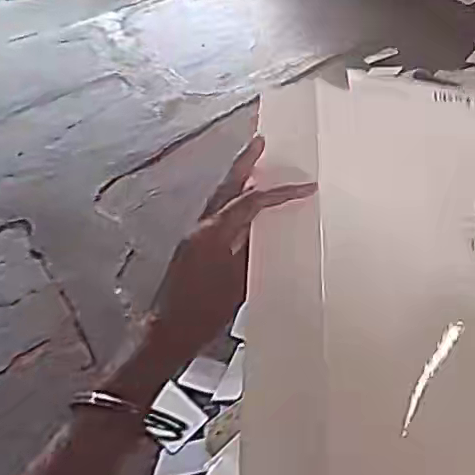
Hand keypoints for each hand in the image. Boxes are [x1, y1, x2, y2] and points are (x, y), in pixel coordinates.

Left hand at [102, 135, 314, 400]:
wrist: (166, 334)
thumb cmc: (206, 311)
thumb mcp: (241, 280)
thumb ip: (256, 249)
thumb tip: (274, 228)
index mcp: (213, 233)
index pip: (252, 201)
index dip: (282, 192)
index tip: (308, 187)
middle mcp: (200, 227)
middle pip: (227, 186)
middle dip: (244, 162)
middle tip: (261, 140)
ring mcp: (193, 235)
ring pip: (220, 197)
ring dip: (239, 178)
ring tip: (256, 163)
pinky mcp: (193, 246)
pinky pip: (218, 212)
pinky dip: (234, 200)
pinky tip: (246, 202)